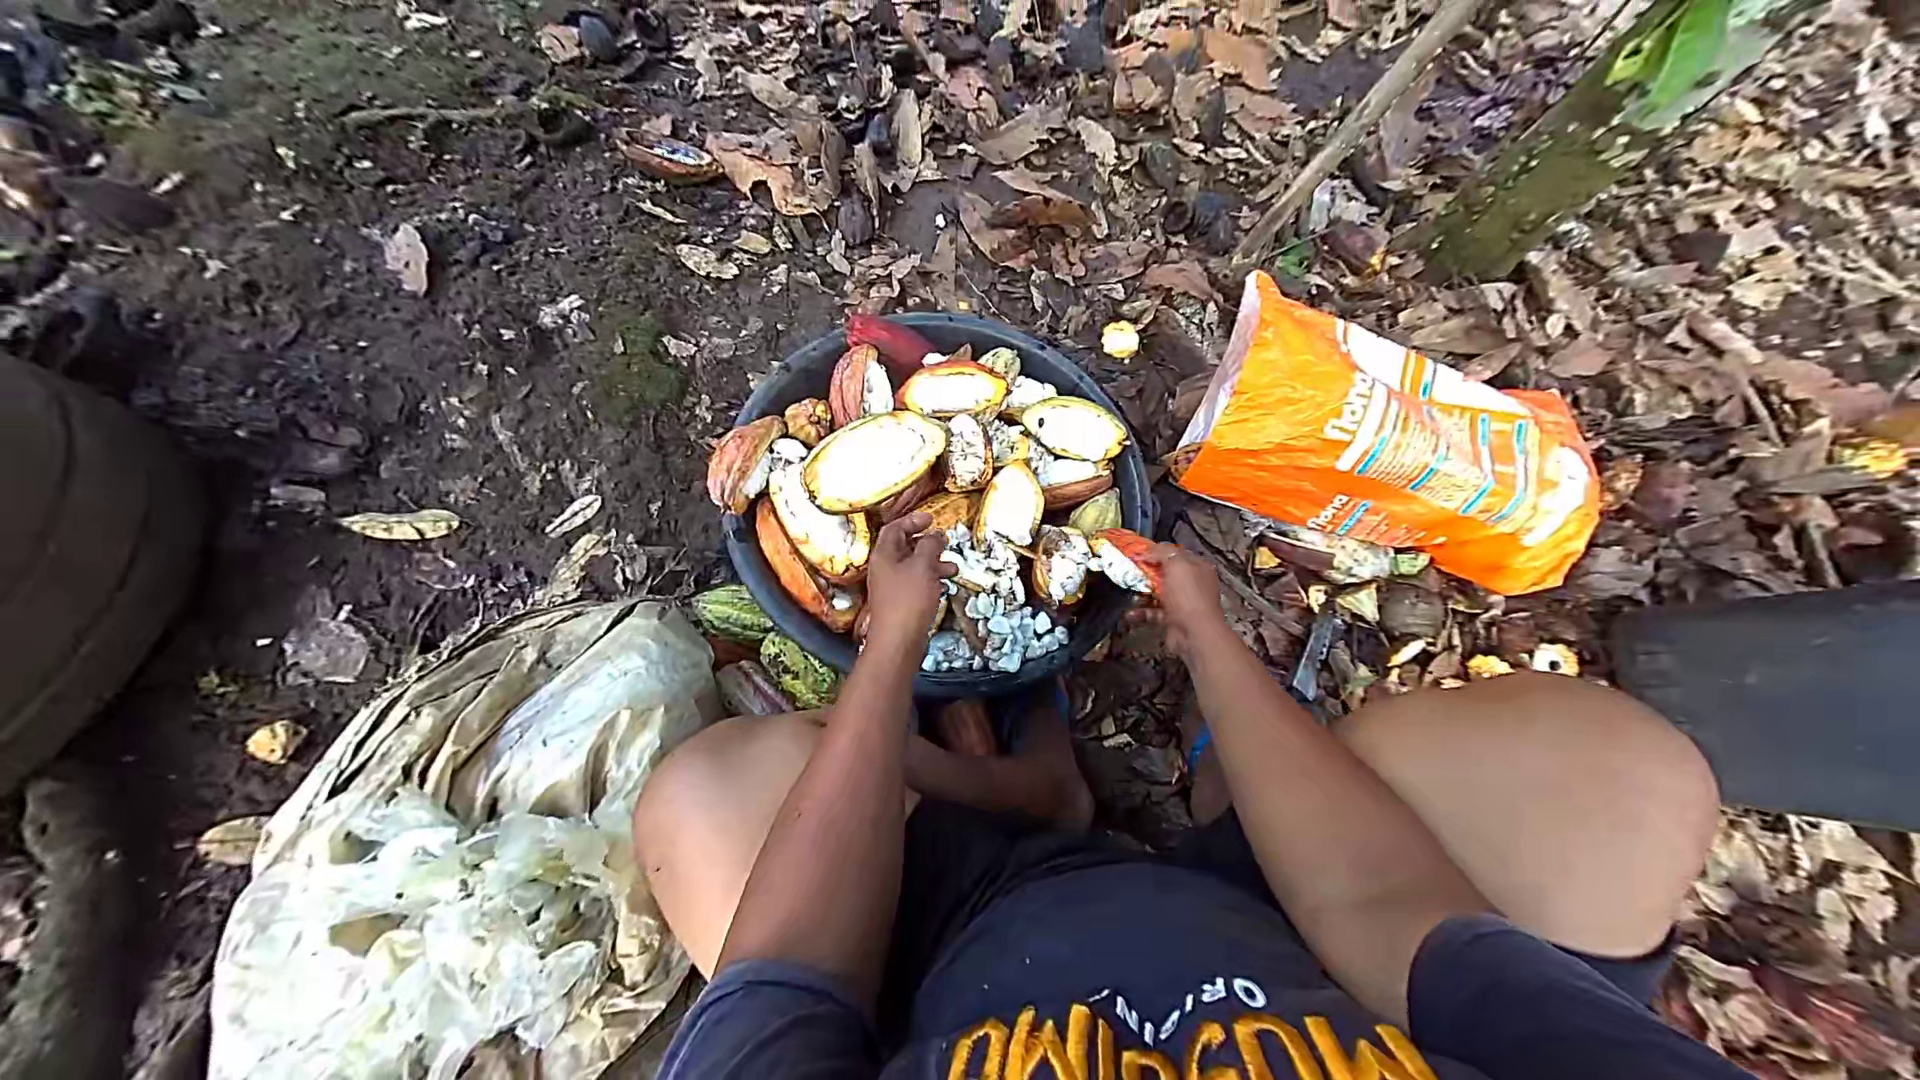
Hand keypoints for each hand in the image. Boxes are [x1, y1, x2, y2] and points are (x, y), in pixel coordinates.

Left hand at [865, 512, 952, 648]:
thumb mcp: (923, 566)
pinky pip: (916, 584)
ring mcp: (891, 587)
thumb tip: (936, 535)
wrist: (898, 642)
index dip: (912, 520)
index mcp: (884, 555)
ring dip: (933, 563)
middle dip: (926, 543)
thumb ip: (930, 546)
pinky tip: (944, 585)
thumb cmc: (909, 600)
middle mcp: (884, 569)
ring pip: (913, 567)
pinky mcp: (900, 603)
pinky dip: (931, 580)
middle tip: (944, 542)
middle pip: (904, 547)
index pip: (894, 528)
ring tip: (952, 566)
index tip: (930, 518)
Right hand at [1132, 543, 1224, 657]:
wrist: (1194, 633)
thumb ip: (1163, 552)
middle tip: (1128, 569)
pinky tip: (1129, 613)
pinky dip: (1141, 612)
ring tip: (1127, 590)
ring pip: (1158, 593)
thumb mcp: (1177, 565)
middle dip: (1147, 572)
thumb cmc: (1188, 595)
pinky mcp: (1173, 619)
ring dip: (1142, 592)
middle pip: (1166, 573)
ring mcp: (1183, 603)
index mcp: (1198, 567)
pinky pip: (1154, 612)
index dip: (1159, 551)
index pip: (1177, 553)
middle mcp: (1192, 584)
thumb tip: (1149, 549)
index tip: (1139, 552)